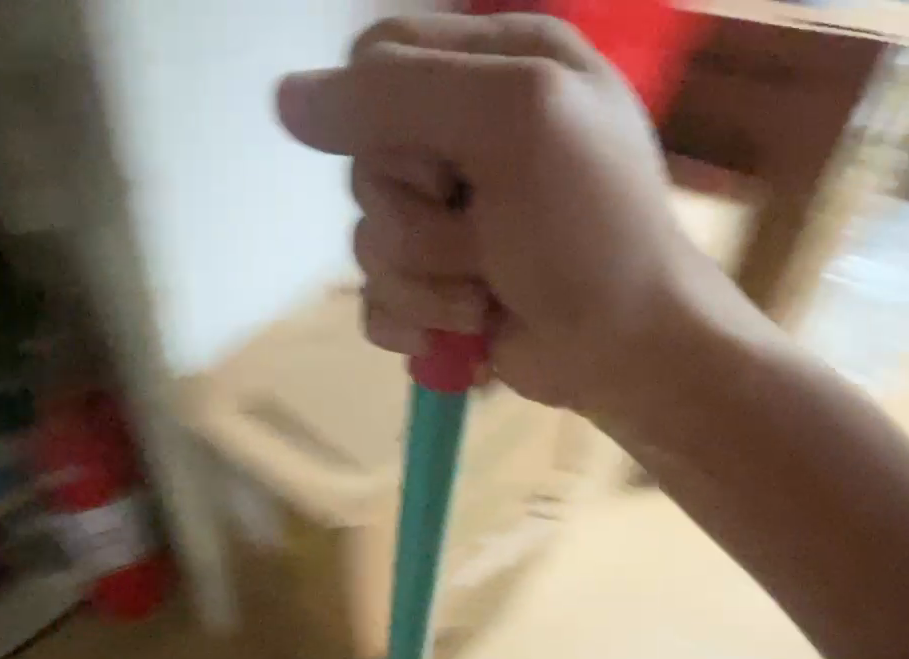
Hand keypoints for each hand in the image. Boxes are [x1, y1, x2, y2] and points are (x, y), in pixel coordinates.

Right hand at [276, 13, 775, 414]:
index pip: (376, 61)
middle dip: (415, 219)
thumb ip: (398, 95)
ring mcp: (446, 220)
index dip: (382, 119)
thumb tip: (282, 100)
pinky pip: (373, 299)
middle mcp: (462, 137)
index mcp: (492, 68)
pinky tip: (455, 333)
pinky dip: (410, 322)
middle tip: (483, 235)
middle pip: (364, 161)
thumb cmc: (590, 229)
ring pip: (366, 240)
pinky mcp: (434, 287)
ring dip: (421, 282)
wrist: (626, 348)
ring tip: (484, 296)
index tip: (441, 163)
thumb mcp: (513, 123)